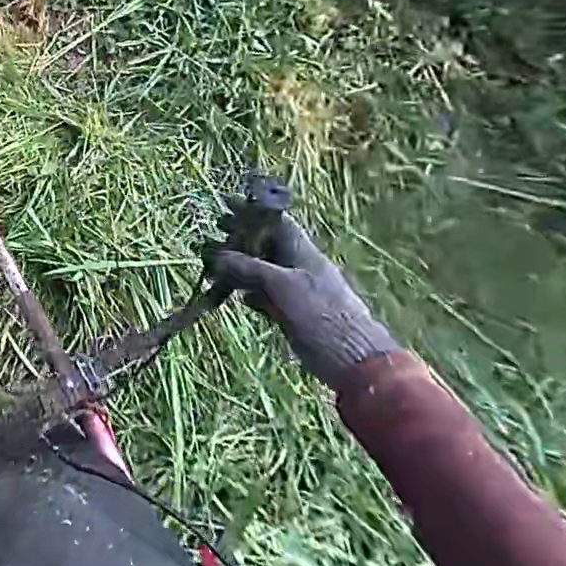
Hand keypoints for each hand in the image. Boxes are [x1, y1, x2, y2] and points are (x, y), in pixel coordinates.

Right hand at [208, 212, 397, 386]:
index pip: (277, 223)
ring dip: (235, 267)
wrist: (353, 361)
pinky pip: (259, 292)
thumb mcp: (281, 284)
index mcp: (303, 254)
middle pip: (263, 244)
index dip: (253, 212)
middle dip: (237, 239)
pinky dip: (243, 290)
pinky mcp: (288, 310)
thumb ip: (247, 266)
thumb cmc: (322, 315)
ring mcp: (293, 289)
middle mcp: (297, 267)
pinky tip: (231, 294)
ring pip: (257, 269)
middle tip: (213, 235)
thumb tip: (216, 255)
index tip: (227, 204)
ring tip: (212, 267)